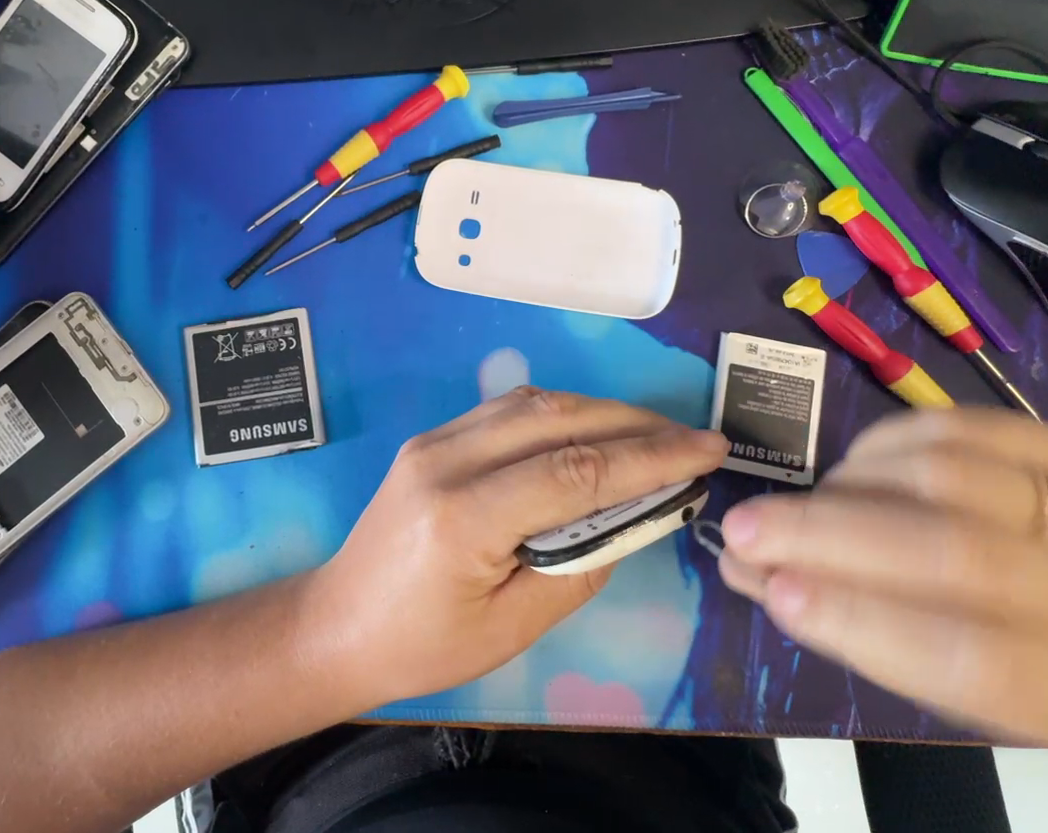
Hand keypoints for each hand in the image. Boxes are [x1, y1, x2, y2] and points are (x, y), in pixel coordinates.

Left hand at [300, 388, 728, 707]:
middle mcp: (444, 460)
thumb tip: (635, 514)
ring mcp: (431, 442)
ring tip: (653, 433)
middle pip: (555, 418)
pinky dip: (557, 414)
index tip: (708, 450)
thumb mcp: (512, 626)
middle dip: (634, 423)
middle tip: (691, 438)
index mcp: (463, 515)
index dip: (650, 457)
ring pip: (530, 403)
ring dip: (597, 411)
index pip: (576, 470)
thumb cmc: (424, 645)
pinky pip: (504, 412)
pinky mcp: (428, 440)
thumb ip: (580, 566)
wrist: (339, 624)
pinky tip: (591, 431)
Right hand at [718, 408, 1047, 748]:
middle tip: (744, 528)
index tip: (771, 587)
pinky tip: (854, 470)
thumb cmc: (1021, 670)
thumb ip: (849, 628)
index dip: (861, 619)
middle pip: (959, 552)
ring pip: (949, 474)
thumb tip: (742, 568)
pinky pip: (959, 426)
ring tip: (805, 509)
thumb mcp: (947, 687)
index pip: (973, 658)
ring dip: (847, 486)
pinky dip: (882, 444)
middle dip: (828, 533)